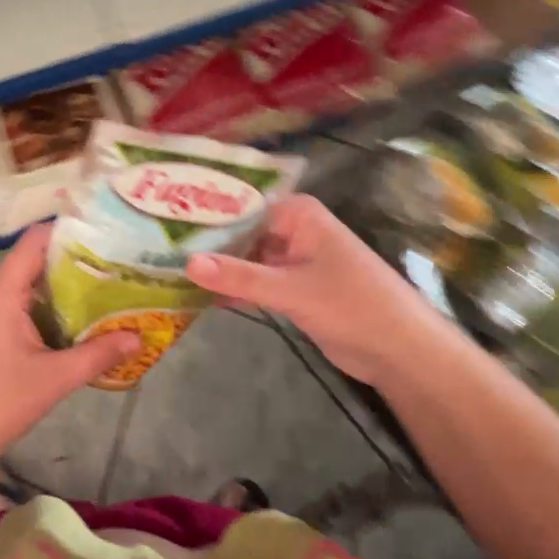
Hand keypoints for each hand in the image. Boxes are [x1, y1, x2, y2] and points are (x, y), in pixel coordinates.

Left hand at [0, 225, 140, 458]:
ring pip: (34, 282)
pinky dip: (55, 303)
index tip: (105, 235)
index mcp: (5, 291)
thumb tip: (139, 336)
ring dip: (67, 283)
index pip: (35, 240)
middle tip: (117, 262)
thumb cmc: (2, 400)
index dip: (67, 231)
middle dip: (75, 258)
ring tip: (109, 284)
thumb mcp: (56, 378)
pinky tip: (84, 317)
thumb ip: (98, 354)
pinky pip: (29, 302)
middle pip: (37, 258)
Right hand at [185, 194, 450, 386]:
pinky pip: (253, 281)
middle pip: (239, 230)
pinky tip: (197, 295)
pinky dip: (232, 288)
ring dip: (216, 268)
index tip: (160, 222)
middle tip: (155, 249)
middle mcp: (292, 228)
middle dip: (204, 243)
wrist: (403, 353)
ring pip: (244, 257)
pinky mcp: (292, 288)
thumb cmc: (354, 306)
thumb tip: (185, 263)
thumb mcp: (292, 290)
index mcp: (297, 213)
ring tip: (166, 270)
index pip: (239, 205)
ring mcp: (292, 259)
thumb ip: (240, 277)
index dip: (203, 215)